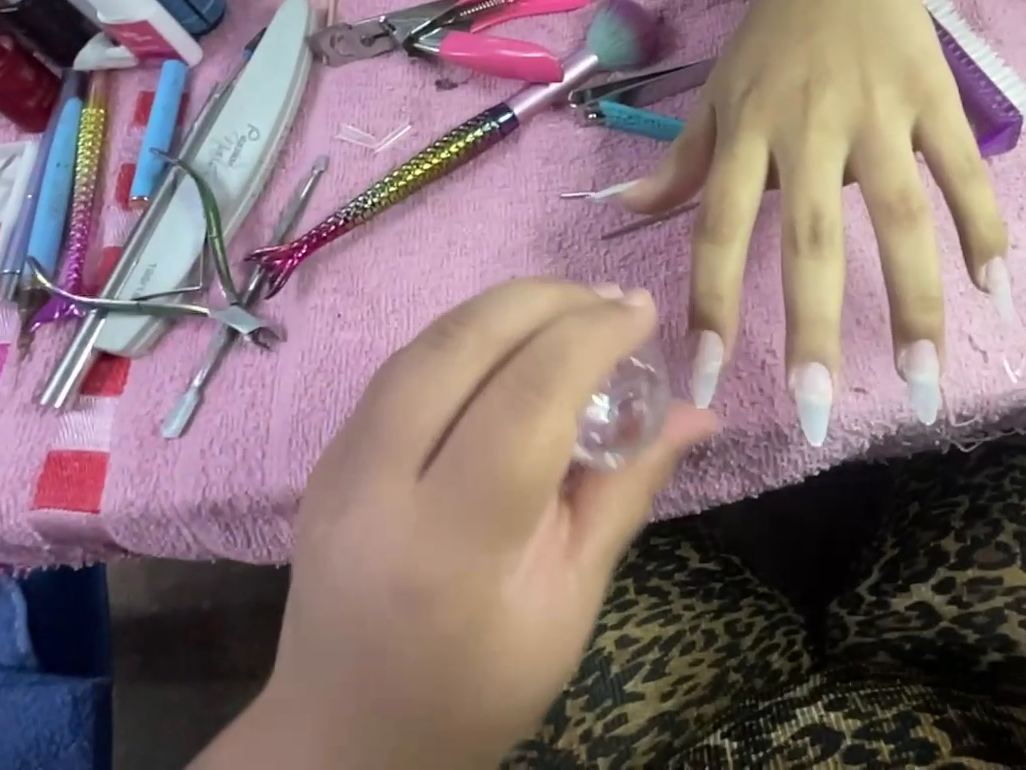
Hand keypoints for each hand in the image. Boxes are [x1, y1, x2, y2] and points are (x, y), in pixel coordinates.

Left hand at [203, 280, 717, 768]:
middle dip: (547, 301)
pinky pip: (405, 365)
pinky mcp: (327, 454)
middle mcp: (377, 486)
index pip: (528, 401)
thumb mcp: (574, 599)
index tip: (643, 311)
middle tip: (611, 299)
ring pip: (427, 342)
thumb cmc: (479, 687)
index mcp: (452, 545)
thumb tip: (698, 414)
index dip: (593, 338)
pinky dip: (469, 334)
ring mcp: (337, 464)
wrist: (346, 735)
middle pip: (463, 346)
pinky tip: (513, 341)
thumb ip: (628, 490)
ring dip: (505, 307)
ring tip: (572, 306)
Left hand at [612, 0, 1008, 445]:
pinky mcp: (936, 96)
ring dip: (914, 302)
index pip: (718, 232)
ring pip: (898, 216)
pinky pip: (963, 171)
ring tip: (924, 384)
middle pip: (809, 240)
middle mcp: (808, 127)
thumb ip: (677, 162)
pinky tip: (998, 292)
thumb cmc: (769, 35)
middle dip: (813, 331)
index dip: (710, 308)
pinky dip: (984, 227)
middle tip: (817, 415)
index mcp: (746, 132)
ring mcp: (878, 112)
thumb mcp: (713, 95)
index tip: (707, 383)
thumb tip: (619, 213)